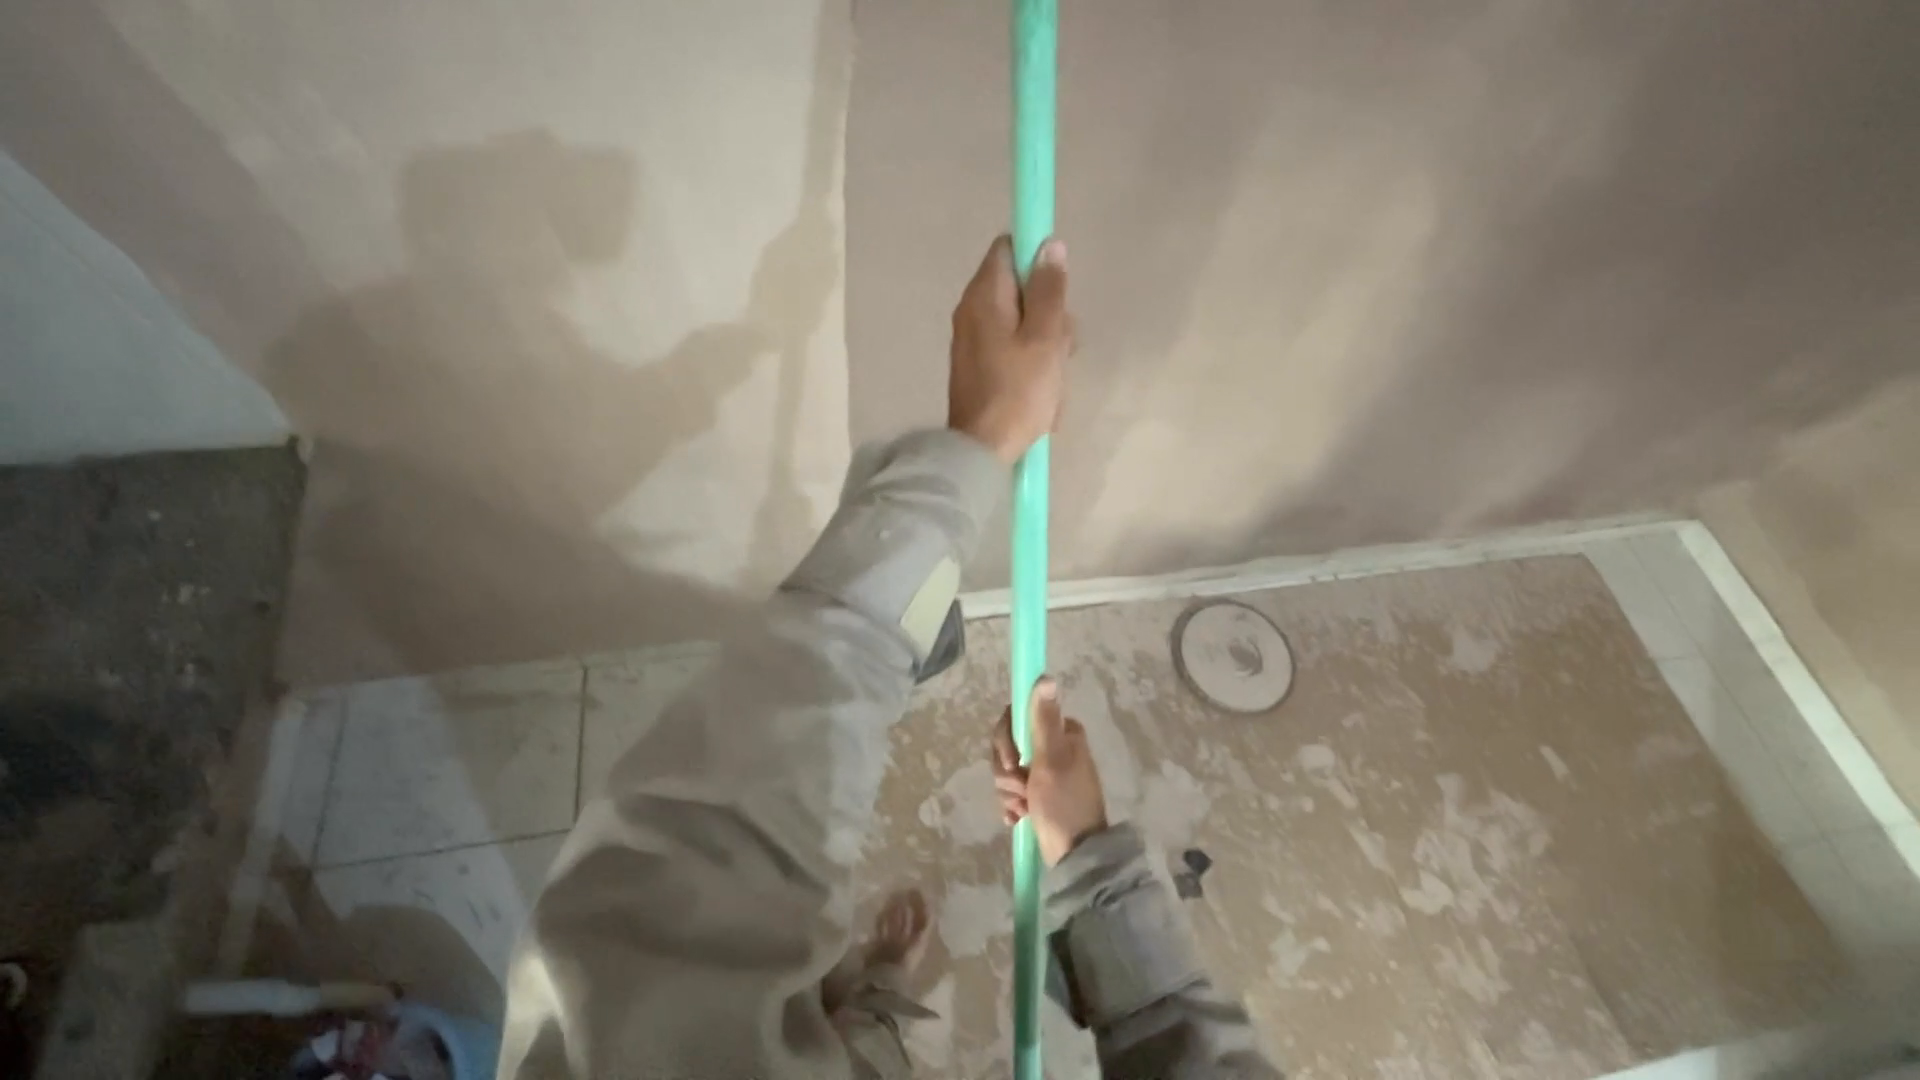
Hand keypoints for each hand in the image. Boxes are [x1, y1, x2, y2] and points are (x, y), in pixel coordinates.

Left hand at [948, 235, 1072, 464]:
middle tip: (1061, 346)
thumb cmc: (1018, 393)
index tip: (1058, 290)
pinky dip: (1033, 366)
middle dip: (1050, 314)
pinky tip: (1044, 392)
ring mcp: (974, 341)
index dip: (1038, 259)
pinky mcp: (980, 367)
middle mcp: (972, 311)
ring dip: (1047, 346)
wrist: (982, 450)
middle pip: (1021, 289)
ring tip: (1054, 378)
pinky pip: (1014, 351)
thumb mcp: (1044, 339)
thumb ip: (1049, 290)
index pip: (1009, 248)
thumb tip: (1050, 245)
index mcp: (984, 296)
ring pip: (1023, 324)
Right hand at [990, 676, 1106, 864]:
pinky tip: (1019, 818)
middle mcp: (1053, 748)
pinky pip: (1010, 792)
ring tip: (1024, 808)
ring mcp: (1045, 773)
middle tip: (1021, 789)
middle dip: (1007, 772)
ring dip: (1009, 792)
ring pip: (1006, 771)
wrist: (1074, 856)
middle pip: (1008, 746)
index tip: (1012, 761)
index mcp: (1061, 733)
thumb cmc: (1063, 803)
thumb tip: (1045, 677)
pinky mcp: (1037, 796)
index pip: (1016, 718)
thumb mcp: (1051, 759)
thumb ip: (1043, 719)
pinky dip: (1012, 806)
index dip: (1007, 740)